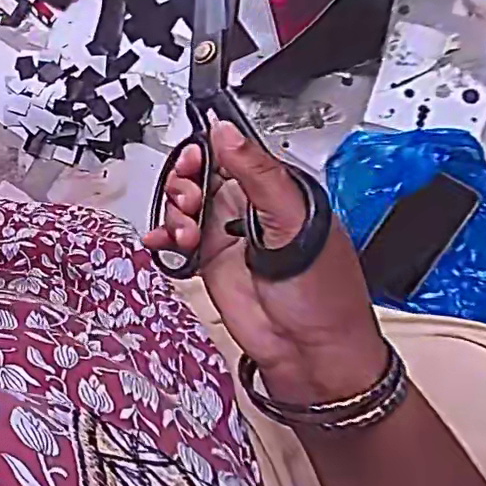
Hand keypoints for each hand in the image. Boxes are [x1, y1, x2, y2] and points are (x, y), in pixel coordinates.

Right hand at [143, 121, 387, 405]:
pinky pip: (173, 237)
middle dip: (184, 182)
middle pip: (199, 176)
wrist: (308, 351)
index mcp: (278, 191)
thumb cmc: (324, 293)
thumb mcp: (295, 222)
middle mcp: (248, 208)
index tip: (193, 159)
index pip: (233, 154)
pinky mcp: (206, 258)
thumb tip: (228, 134)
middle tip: (188, 198)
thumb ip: (258, 175)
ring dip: (174, 212)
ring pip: (182, 204)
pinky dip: (161, 236)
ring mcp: (225, 233)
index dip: (207, 152)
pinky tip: (162, 241)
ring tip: (187, 232)